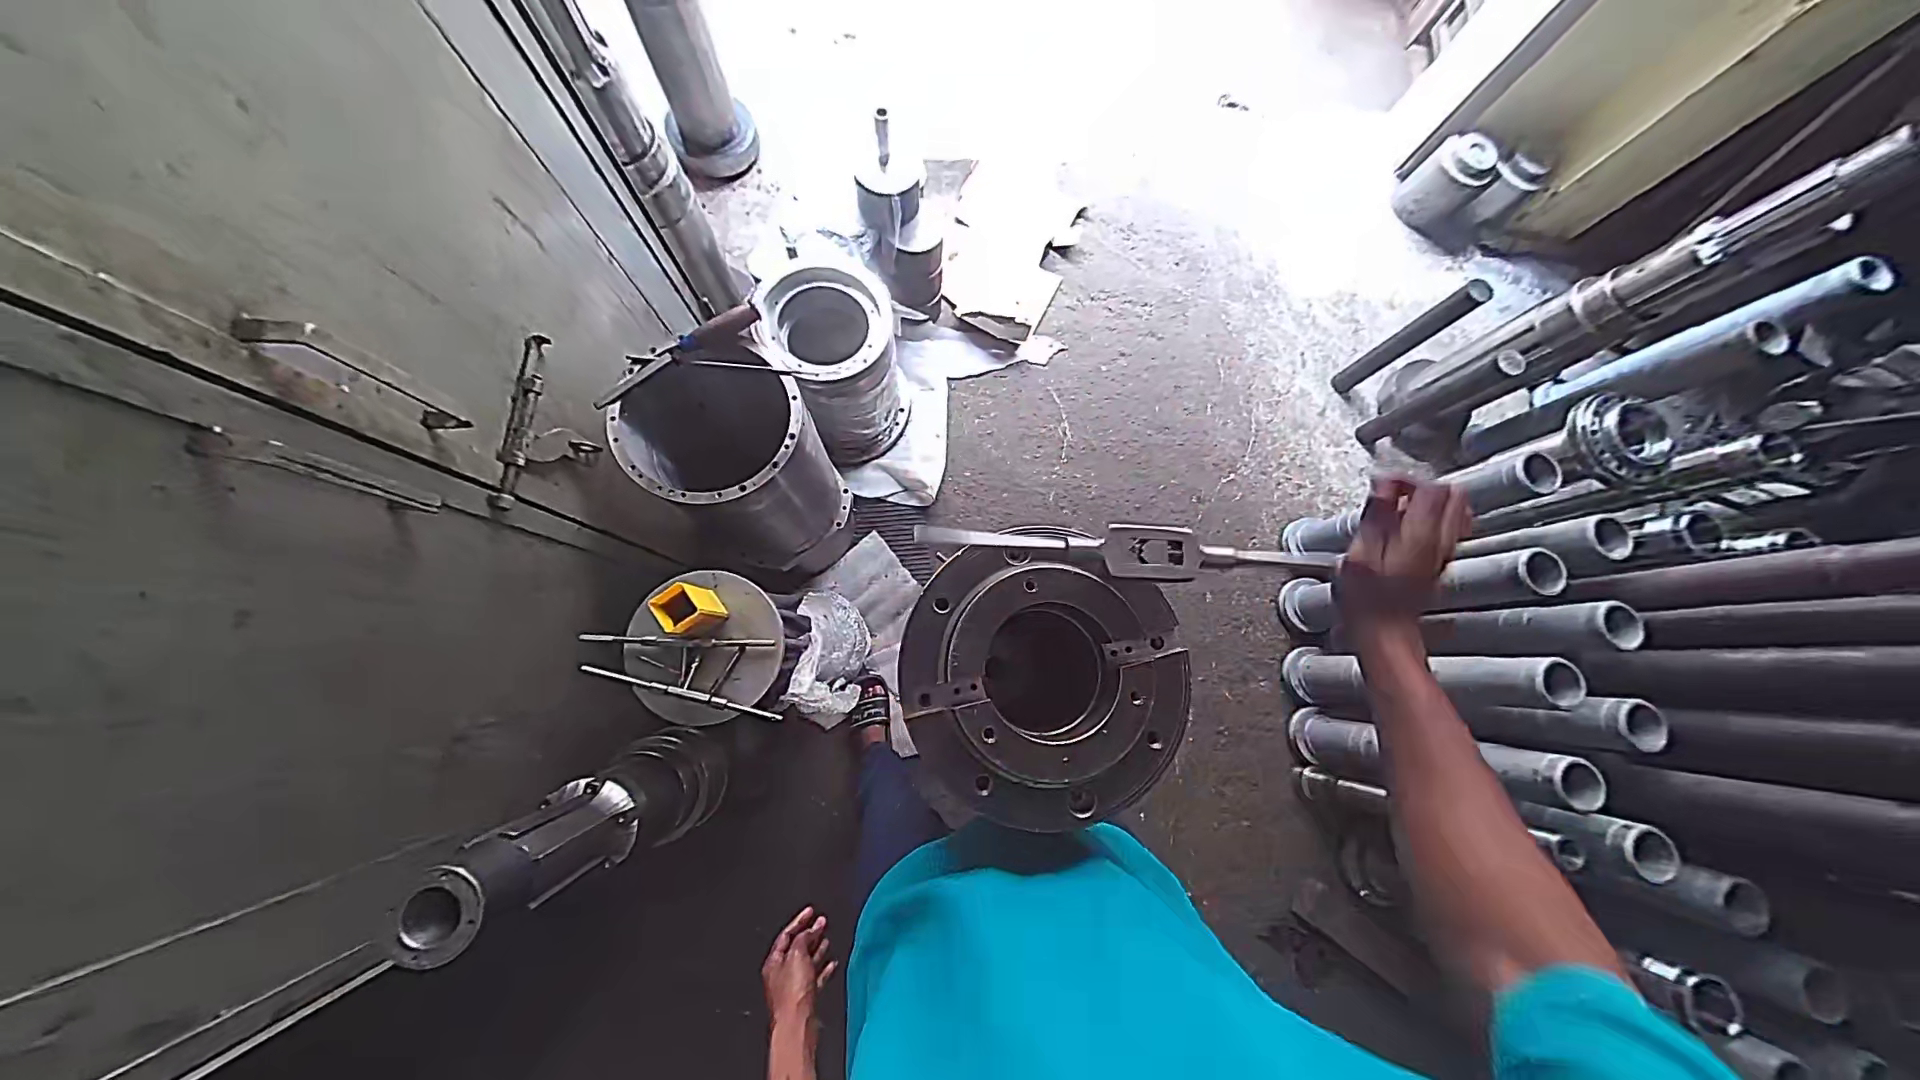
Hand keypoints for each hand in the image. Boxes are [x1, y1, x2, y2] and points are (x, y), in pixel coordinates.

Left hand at [762, 905, 836, 1027]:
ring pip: (806, 962)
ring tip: (827, 938)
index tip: (811, 911)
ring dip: (817, 948)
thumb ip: (803, 938)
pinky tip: (831, 963)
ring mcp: (793, 987)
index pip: (786, 934)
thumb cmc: (792, 994)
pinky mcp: (805, 998)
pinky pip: (815, 978)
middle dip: (810, 933)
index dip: (799, 920)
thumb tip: (810, 929)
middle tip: (822, 921)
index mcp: (774, 962)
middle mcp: (781, 973)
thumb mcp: (797, 955)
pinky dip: (823, 968)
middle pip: (797, 947)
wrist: (798, 1026)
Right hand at [1335, 475, 1472, 636]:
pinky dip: (1429, 521)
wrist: (1384, 632)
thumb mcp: (1360, 552)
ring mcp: (1443, 554)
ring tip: (1397, 510)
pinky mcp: (1438, 564)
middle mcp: (1440, 542)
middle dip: (1421, 487)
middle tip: (1393, 494)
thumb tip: (1383, 487)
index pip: (1430, 487)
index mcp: (1421, 535)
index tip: (1383, 486)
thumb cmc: (1368, 601)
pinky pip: (1447, 530)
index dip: (1405, 480)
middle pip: (1451, 495)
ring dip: (1427, 504)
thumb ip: (1376, 516)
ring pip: (1454, 511)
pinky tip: (1406, 529)